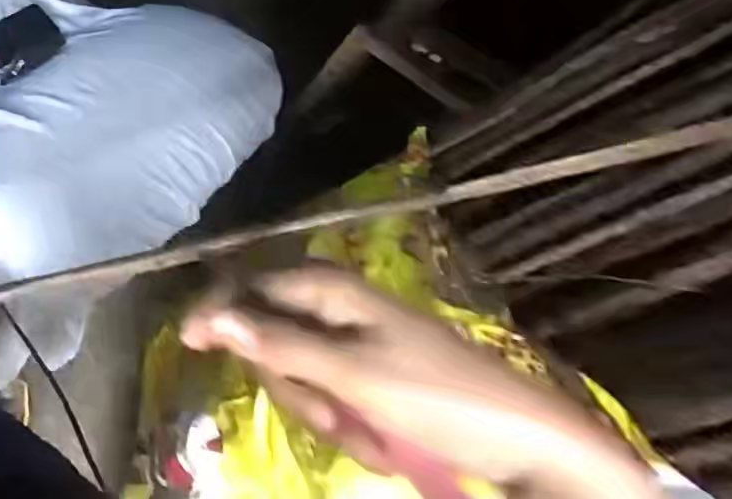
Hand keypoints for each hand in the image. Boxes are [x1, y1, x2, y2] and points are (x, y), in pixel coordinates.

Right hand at [181, 266, 658, 498]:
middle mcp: (329, 296)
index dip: (216, 313)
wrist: (541, 447)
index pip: (245, 287)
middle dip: (290, 382)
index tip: (190, 343)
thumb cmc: (440, 400)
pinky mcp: (366, 360)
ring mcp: (348, 329)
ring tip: (360, 441)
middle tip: (325, 421)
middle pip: (267, 330)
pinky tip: (373, 442)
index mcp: (323, 283)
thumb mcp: (353, 378)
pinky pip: (326, 382)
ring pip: (294, 362)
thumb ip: (277, 345)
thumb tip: (210, 316)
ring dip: (319, 408)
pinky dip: (342, 415)